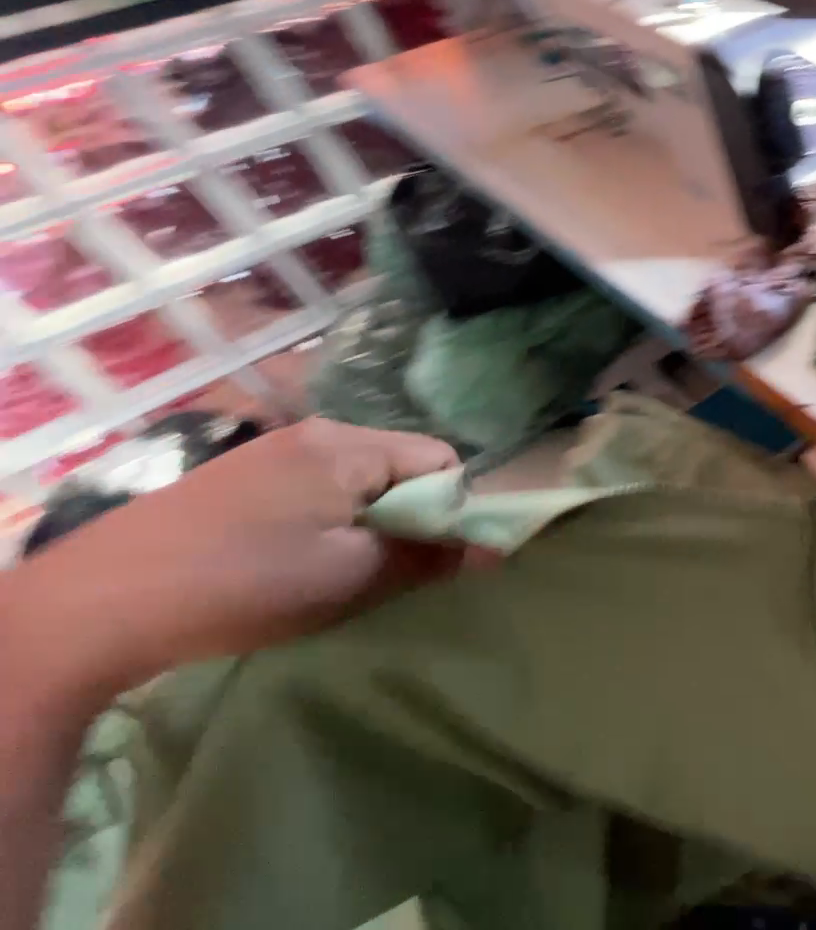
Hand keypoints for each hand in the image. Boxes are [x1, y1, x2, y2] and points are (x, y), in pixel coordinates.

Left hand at [8, 419, 461, 705]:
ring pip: (358, 479)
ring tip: (334, 569)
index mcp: (347, 446)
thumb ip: (432, 556)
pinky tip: (289, 559)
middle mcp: (312, 433)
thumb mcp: (352, 577)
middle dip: (407, 515)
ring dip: (366, 520)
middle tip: (379, 568)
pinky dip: (325, 520)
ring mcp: (267, 451)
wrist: (86, 611)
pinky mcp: (234, 477)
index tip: (426, 556)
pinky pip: (315, 487)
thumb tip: (498, 548)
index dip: (451, 508)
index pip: (442, 461)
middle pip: (400, 466)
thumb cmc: (242, 585)